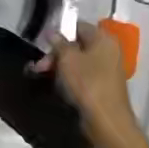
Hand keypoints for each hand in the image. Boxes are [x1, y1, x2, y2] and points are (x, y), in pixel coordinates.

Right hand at [32, 23, 137, 147]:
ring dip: (60, 66)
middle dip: (56, 54)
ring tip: (43, 76)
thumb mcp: (67, 59)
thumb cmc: (87, 83)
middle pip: (77, 44)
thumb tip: (52, 32)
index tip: (43, 45)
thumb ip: (59, 43)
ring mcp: (108, 69)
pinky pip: (84, 75)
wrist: (107, 121)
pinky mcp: (104, 85)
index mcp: (103, 38)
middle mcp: (108, 50)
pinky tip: (58, 86)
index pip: (78, 26)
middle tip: (39, 67)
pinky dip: (71, 77)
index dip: (59, 33)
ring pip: (79, 61)